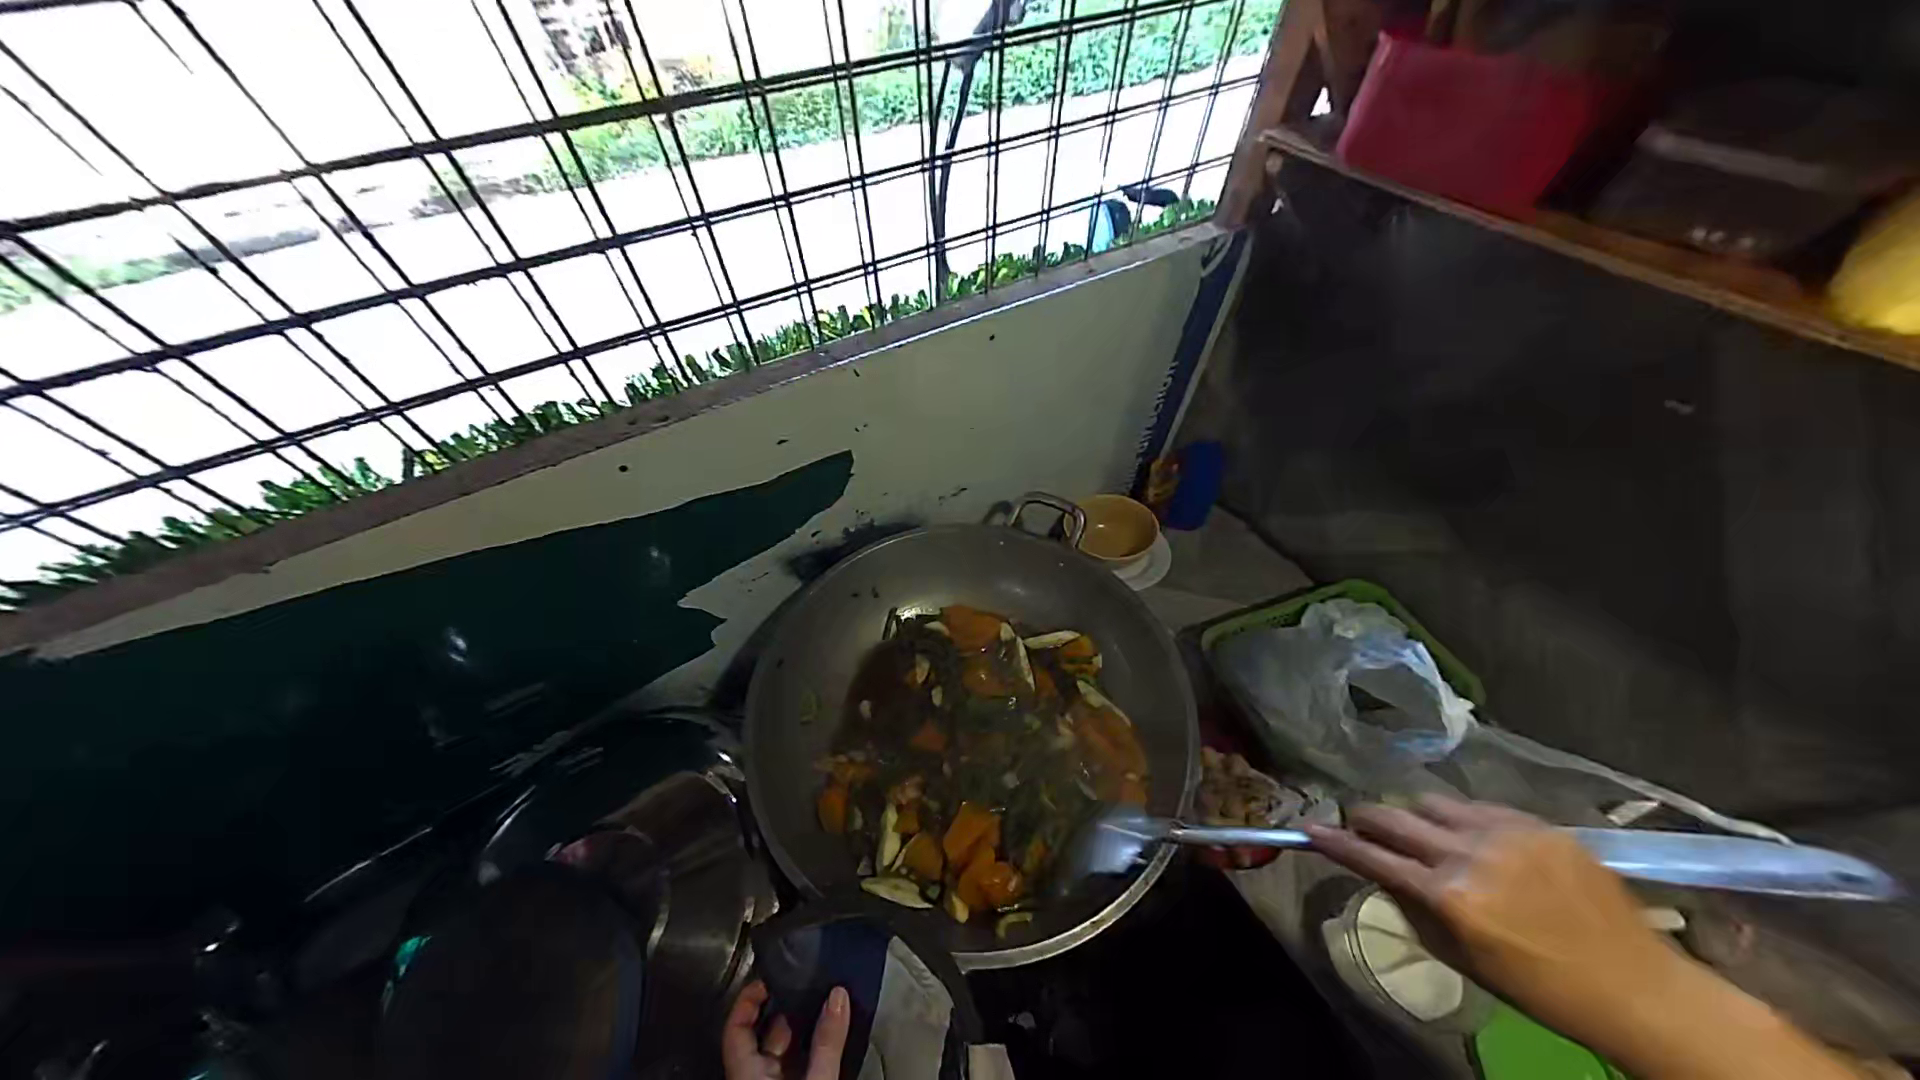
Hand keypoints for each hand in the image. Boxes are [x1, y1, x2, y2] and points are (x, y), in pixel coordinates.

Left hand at [721, 980, 850, 1079]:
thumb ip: (826, 1042)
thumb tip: (838, 996)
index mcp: (746, 1075)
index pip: (735, 1027)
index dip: (748, 998)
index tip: (769, 977)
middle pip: (761, 1034)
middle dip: (785, 1008)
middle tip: (807, 985)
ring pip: (779, 1051)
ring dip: (799, 1028)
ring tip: (823, 1004)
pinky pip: (793, 1066)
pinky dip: (808, 1049)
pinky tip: (828, 1039)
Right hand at [1308, 798, 1860, 1079]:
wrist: (1641, 990)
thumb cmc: (1540, 988)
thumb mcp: (1462, 957)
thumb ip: (1414, 908)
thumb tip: (1384, 873)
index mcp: (1450, 898)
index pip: (1371, 857)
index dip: (1334, 840)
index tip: (1309, 828)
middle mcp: (1470, 855)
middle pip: (1391, 816)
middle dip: (1366, 819)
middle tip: (1361, 825)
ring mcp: (1506, 834)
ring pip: (1430, 802)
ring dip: (1418, 818)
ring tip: (1431, 837)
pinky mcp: (1539, 824)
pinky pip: (1478, 807)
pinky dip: (1463, 820)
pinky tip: (1480, 842)